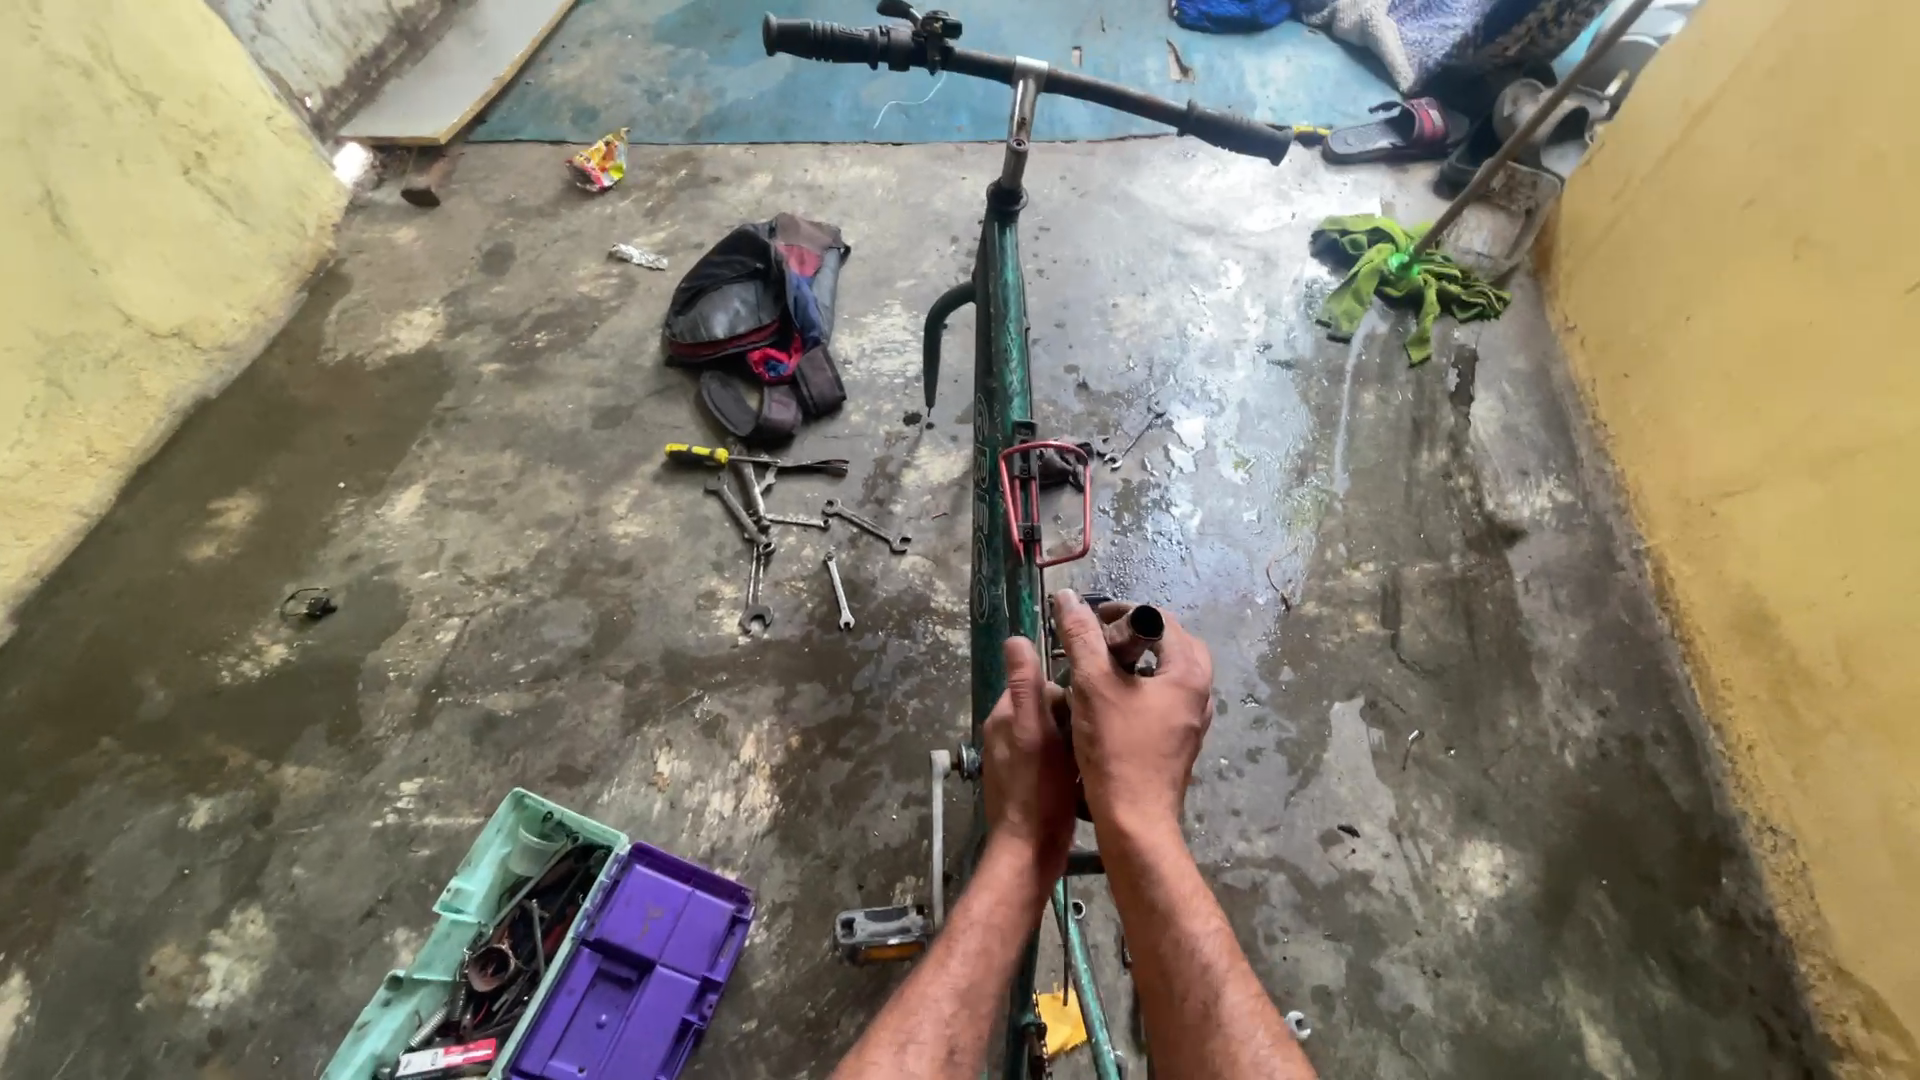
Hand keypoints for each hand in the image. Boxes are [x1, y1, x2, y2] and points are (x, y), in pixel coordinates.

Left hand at [982, 636, 1079, 882]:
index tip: (1088, 715)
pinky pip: (1052, 760)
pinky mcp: (1026, 782)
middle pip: (1049, 710)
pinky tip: (1083, 778)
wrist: (1030, 852)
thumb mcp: (1035, 732)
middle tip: (1093, 741)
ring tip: (1091, 760)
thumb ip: (1025, 686)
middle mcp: (1005, 733)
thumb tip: (1015, 637)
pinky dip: (1068, 764)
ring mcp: (1014, 760)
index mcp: (1004, 715)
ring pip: (1054, 736)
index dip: (1069, 697)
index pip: (1043, 686)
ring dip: (1073, 744)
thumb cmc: (1038, 790)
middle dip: (1073, 721)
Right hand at [1052, 590, 1214, 834]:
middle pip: (1171, 642)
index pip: (1159, 620)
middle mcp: (1201, 692)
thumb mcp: (1092, 685)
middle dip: (1134, 633)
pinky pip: (1165, 697)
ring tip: (1101, 664)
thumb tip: (1066, 598)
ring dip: (1137, 660)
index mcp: (1188, 672)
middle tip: (1098, 638)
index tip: (1089, 619)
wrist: (1134, 820)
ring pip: (1168, 671)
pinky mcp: (1182, 740)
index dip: (1121, 611)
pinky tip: (1112, 698)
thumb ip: (1080, 637)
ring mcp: (1194, 719)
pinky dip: (1142, 686)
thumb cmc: (1116, 749)